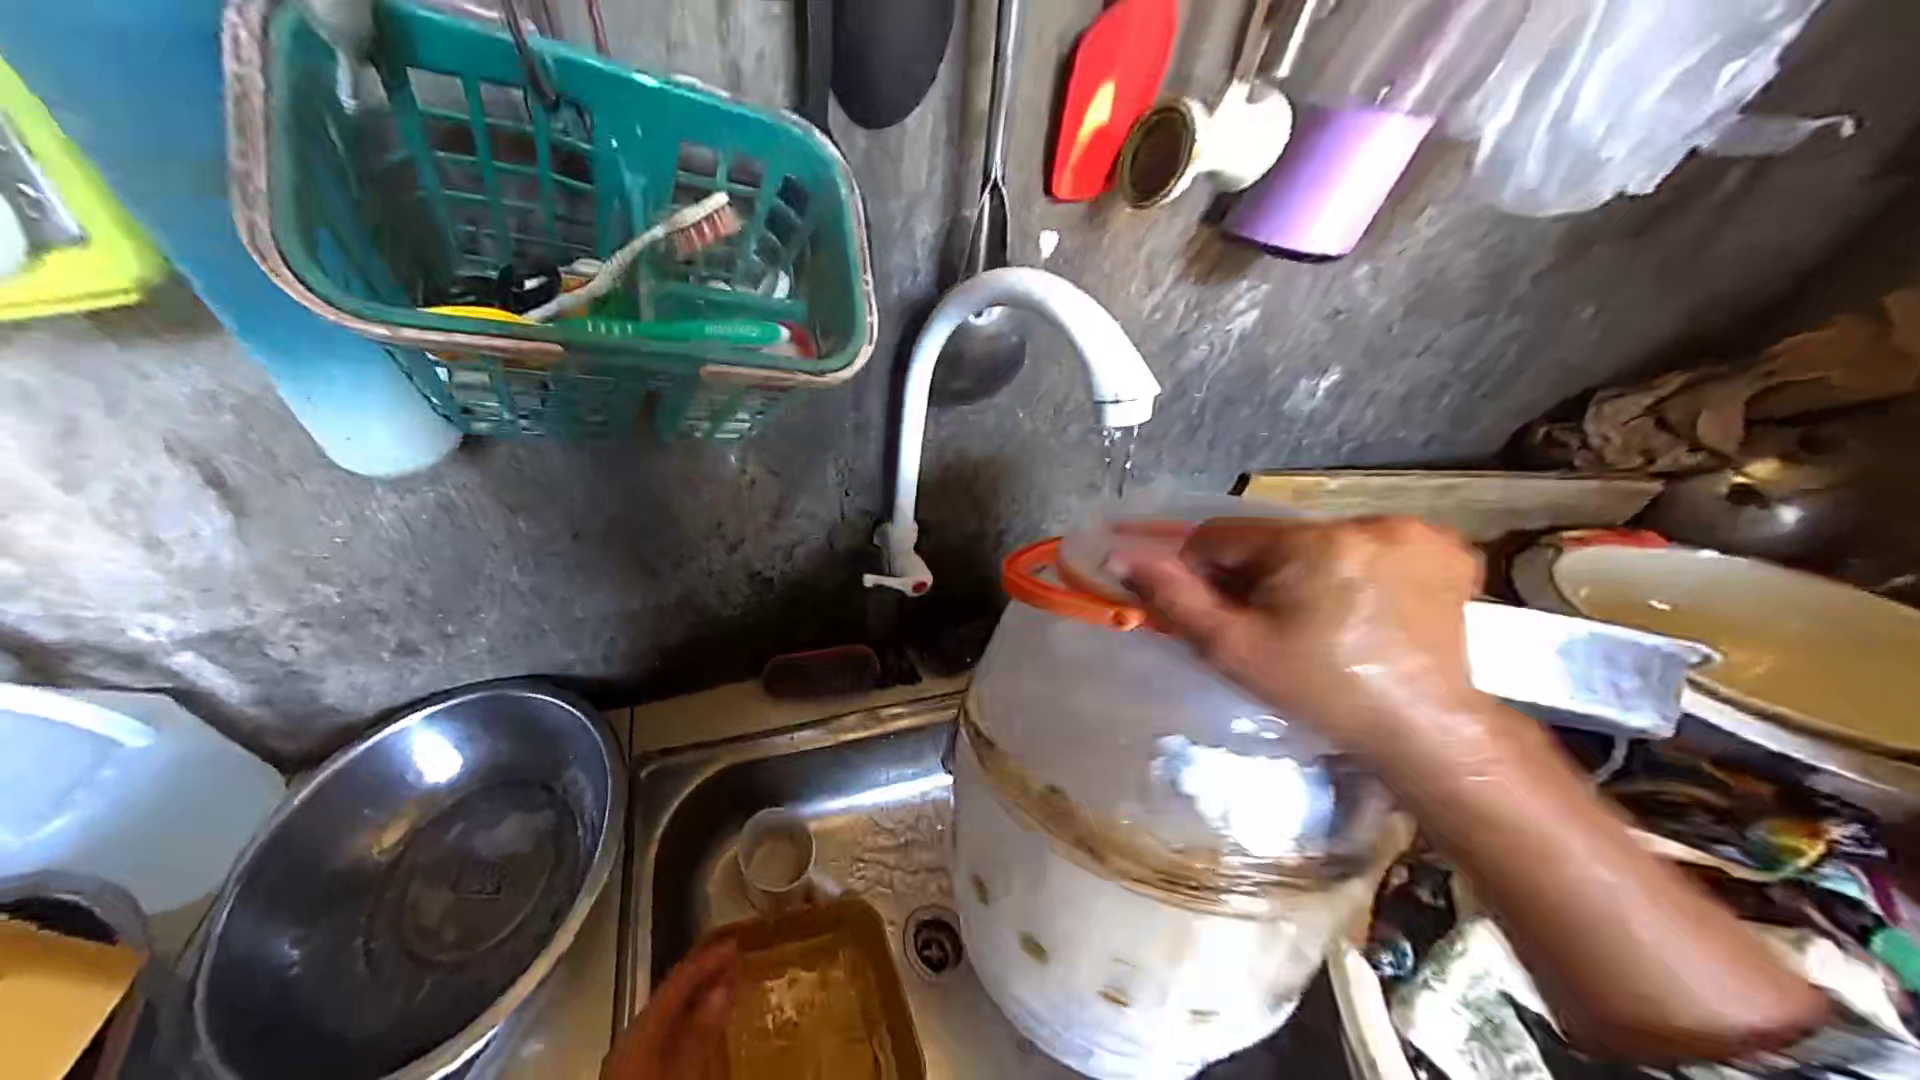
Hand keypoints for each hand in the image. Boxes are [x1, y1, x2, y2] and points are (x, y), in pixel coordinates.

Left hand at [601, 941, 738, 1079]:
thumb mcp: (682, 1075)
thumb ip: (701, 1032)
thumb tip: (724, 985)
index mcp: (640, 1034)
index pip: (676, 983)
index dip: (706, 960)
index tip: (735, 944)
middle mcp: (631, 1040)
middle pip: (670, 995)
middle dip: (704, 975)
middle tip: (736, 960)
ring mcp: (630, 1061)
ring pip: (668, 1015)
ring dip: (697, 997)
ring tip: (727, 984)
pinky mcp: (635, 1077)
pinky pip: (665, 1034)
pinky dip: (688, 1020)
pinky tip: (704, 1025)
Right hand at [1112, 516, 1485, 759]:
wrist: (1426, 731)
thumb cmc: (1320, 691)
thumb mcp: (1234, 650)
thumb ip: (1175, 598)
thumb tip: (1122, 556)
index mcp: (1308, 544)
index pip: (1222, 535)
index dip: (1205, 571)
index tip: (1219, 610)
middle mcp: (1362, 522)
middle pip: (1274, 537)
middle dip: (1260, 573)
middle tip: (1270, 622)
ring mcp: (1413, 532)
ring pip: (1320, 538)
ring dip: (1307, 568)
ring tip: (1321, 617)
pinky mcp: (1447, 547)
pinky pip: (1372, 543)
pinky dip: (1358, 566)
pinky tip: (1366, 605)